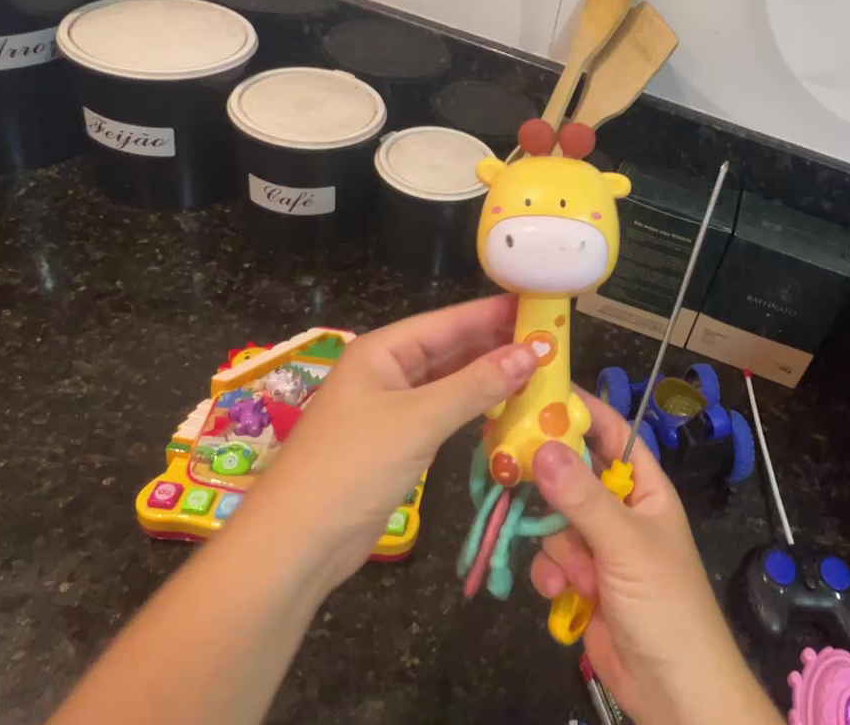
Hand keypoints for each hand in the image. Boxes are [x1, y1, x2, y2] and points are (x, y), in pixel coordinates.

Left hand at [255, 296, 536, 589]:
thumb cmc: (353, 467)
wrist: (297, 543)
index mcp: (383, 351)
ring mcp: (393, 407)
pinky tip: (510, 408)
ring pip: (452, 382)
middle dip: (498, 345)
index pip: (449, 321)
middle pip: (452, 349)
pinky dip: (476, 409)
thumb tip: (533, 352)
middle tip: (552, 343)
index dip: (495, 313)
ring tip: (542, 372)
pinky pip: (446, 412)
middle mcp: (388, 371)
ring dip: (491, 379)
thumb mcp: (419, 420)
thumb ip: (477, 384)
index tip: (542, 306)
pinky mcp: (399, 441)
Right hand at [529, 393, 779, 724]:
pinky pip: (551, 560)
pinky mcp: (582, 582)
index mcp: (644, 487)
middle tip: (510, 474)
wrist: (674, 690)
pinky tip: (561, 595)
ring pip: (554, 523)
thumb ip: (582, 498)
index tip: (537, 395)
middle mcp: (621, 509)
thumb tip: (541, 447)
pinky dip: (551, 576)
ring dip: (555, 548)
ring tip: (571, 575)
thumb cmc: (665, 605)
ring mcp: (600, 547)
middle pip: (571, 477)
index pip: (611, 433)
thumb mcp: (625, 545)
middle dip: (549, 489)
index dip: (580, 411)